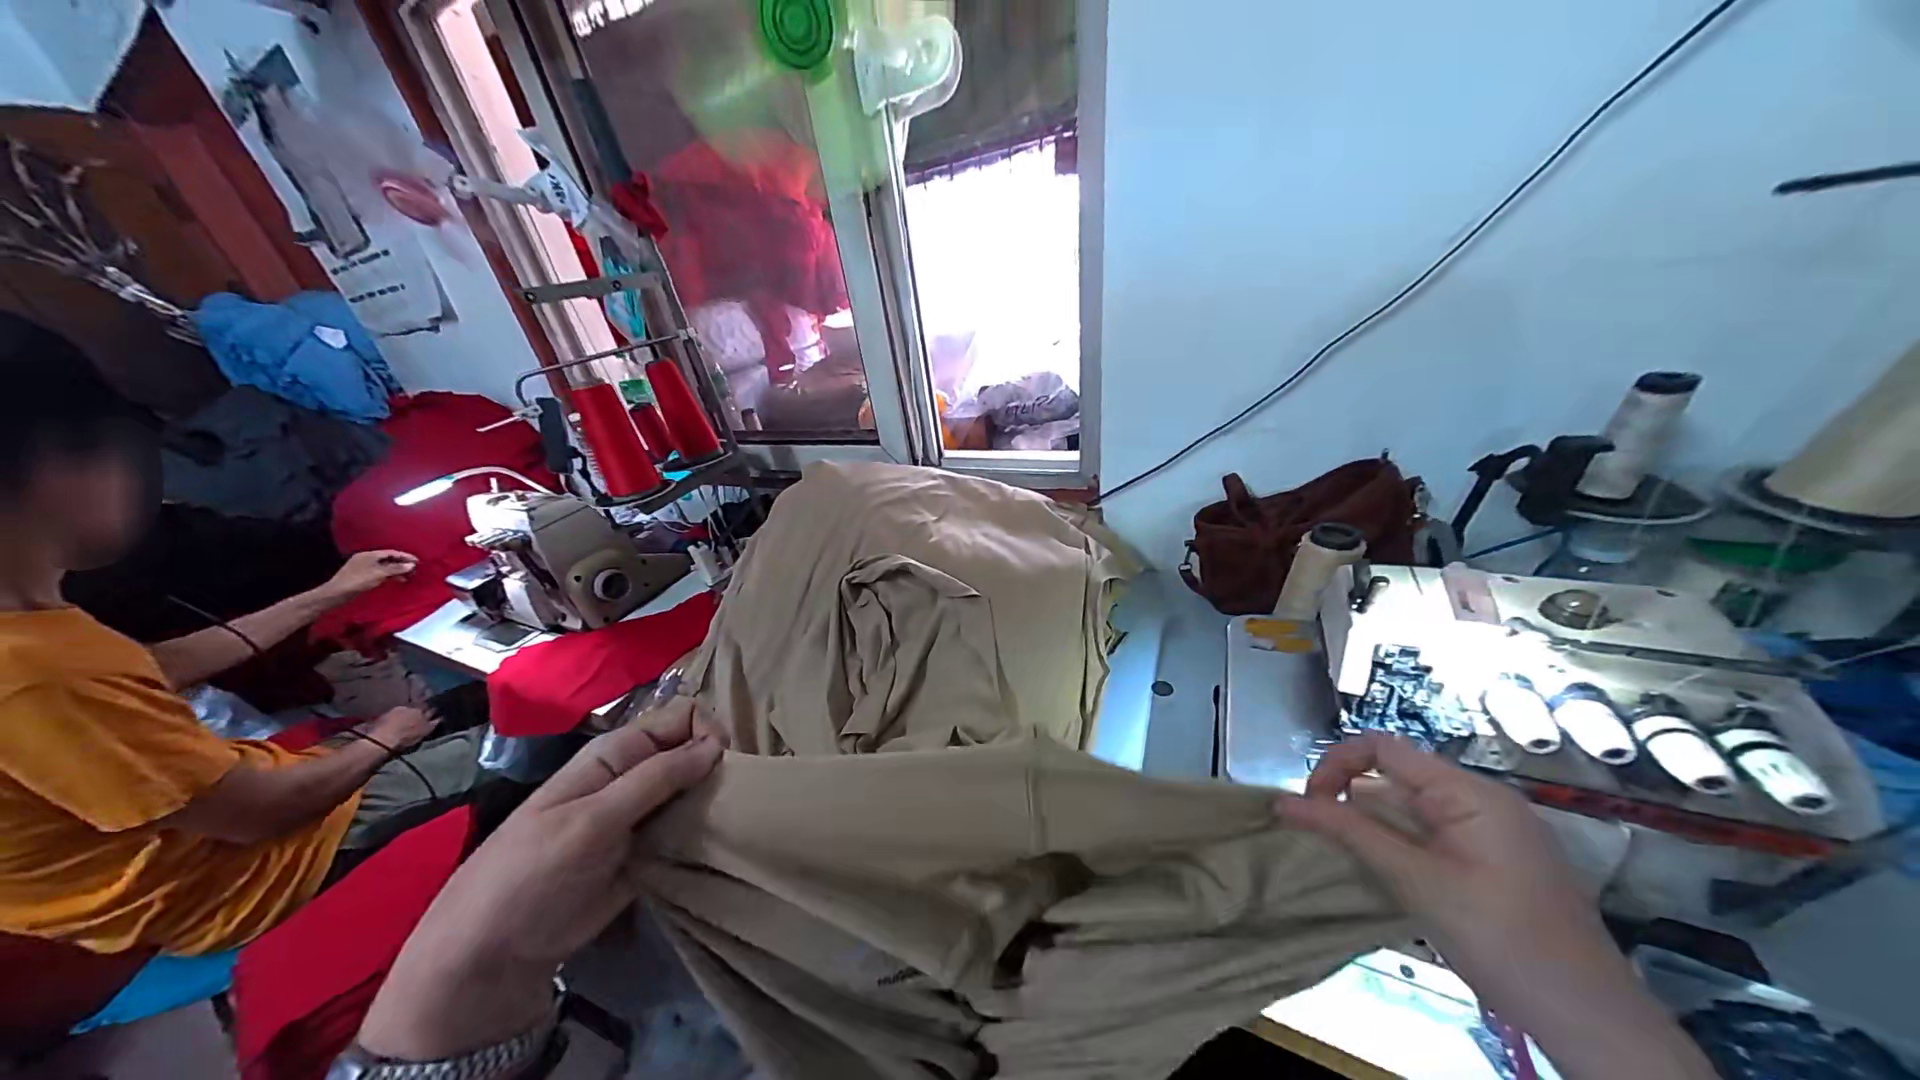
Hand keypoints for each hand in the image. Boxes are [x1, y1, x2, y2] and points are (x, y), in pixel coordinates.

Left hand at [324, 550, 417, 598]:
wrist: (337, 593)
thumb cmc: (358, 581)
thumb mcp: (379, 574)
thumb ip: (396, 569)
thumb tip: (411, 564)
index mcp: (369, 555)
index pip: (391, 552)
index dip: (405, 556)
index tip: (418, 561)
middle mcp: (366, 558)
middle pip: (388, 559)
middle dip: (402, 563)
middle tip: (414, 569)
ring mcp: (364, 567)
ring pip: (385, 566)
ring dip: (397, 570)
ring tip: (408, 575)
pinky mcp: (363, 575)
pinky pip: (380, 572)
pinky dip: (390, 575)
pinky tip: (396, 579)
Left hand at [356, 699, 724, 1061]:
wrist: (494, 953)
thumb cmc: (532, 873)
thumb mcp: (592, 820)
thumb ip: (655, 779)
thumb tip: (717, 746)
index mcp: (618, 753)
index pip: (682, 717)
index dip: (708, 733)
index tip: (723, 766)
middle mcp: (637, 775)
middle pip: (696, 751)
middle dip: (719, 767)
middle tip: (731, 798)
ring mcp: (646, 814)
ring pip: (699, 789)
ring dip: (717, 800)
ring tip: (732, 821)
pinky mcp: (653, 850)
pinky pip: (693, 827)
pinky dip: (708, 831)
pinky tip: (721, 842)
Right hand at [1276, 736, 1715, 1079]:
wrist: (1592, 1020)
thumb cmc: (1502, 940)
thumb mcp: (1416, 881)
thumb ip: (1349, 833)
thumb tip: (1283, 802)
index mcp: (1470, 793)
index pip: (1384, 749)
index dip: (1337, 764)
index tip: (1310, 802)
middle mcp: (1480, 801)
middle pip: (1395, 778)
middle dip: (1351, 800)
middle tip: (1320, 836)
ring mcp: (1490, 831)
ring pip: (1409, 809)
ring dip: (1372, 826)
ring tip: (1347, 857)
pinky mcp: (1492, 860)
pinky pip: (1429, 835)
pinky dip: (1397, 846)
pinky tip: (1384, 873)